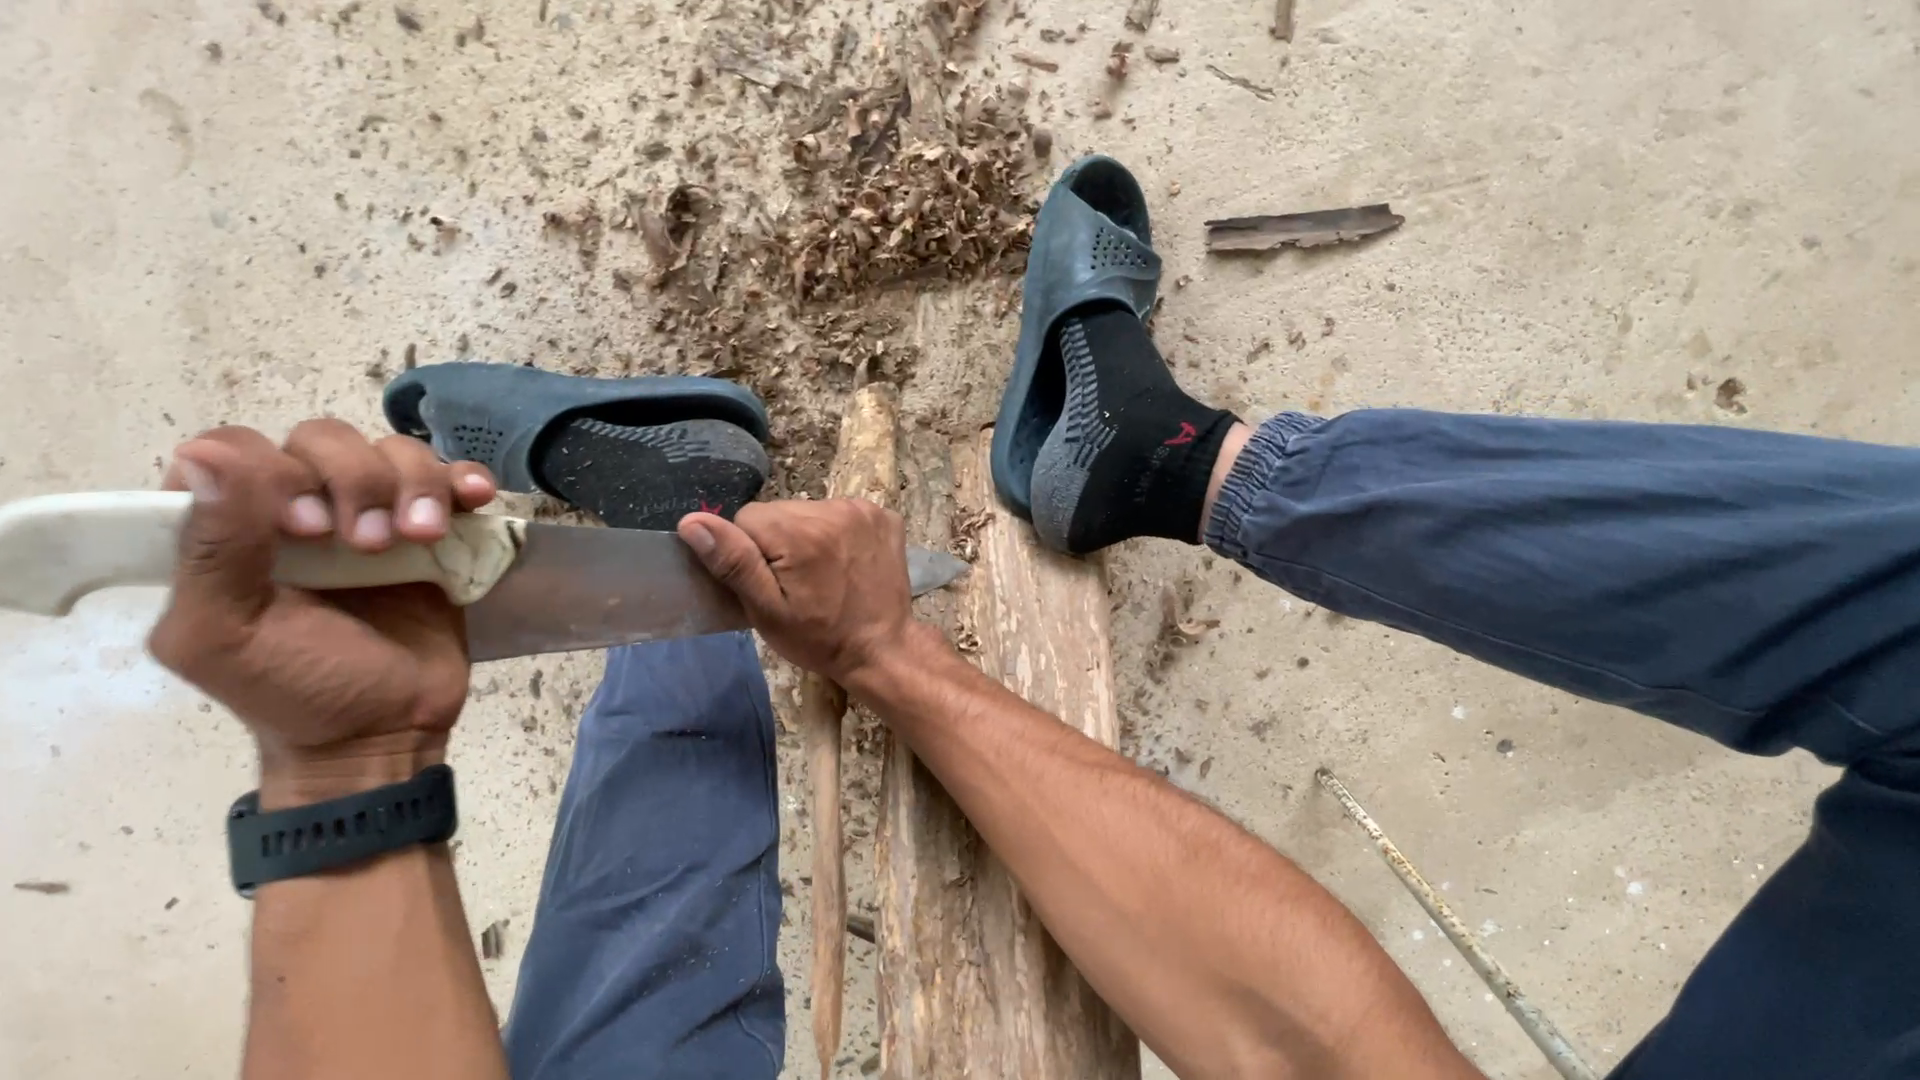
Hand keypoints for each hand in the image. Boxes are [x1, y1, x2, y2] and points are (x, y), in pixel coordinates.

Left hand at [145, 420, 496, 804]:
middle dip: (357, 482)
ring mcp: (376, 515)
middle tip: (369, 548)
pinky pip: (454, 479)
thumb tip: (208, 456)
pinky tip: (476, 500)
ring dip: (416, 485)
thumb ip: (211, 549)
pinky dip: (467, 480)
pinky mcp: (438, 532)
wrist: (383, 730)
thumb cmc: (293, 690)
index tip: (306, 531)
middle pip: (327, 440)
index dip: (277, 472)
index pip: (241, 448)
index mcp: (232, 527)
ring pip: (396, 451)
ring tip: (422, 539)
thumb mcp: (224, 634)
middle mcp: (302, 506)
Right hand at [678, 499, 918, 684]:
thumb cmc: (819, 638)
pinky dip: (837, 532)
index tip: (769, 582)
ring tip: (822, 574)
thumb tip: (692, 522)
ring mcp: (862, 510)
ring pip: (808, 511)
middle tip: (796, 582)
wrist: (882, 648)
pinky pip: (841, 513)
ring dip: (808, 536)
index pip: (746, 517)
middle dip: (778, 541)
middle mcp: (831, 510)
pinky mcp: (883, 515)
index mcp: (798, 532)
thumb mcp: (767, 611)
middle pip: (779, 512)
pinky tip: (846, 562)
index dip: (749, 551)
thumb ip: (733, 562)